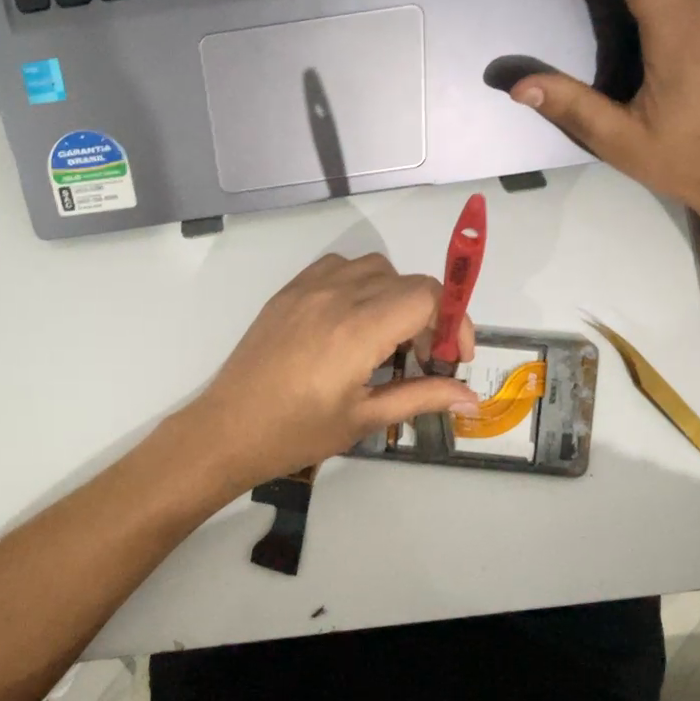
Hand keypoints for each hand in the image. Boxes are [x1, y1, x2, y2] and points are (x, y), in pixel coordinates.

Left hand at [182, 253, 477, 487]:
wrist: (227, 429)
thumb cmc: (295, 433)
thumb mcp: (364, 418)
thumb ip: (422, 397)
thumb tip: (472, 399)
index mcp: (358, 328)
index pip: (427, 295)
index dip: (452, 321)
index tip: (451, 358)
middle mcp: (336, 296)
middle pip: (406, 281)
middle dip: (427, 316)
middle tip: (420, 361)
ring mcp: (307, 288)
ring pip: (373, 268)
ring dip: (394, 296)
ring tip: (386, 341)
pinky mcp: (287, 292)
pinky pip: (337, 268)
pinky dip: (358, 285)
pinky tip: (351, 323)